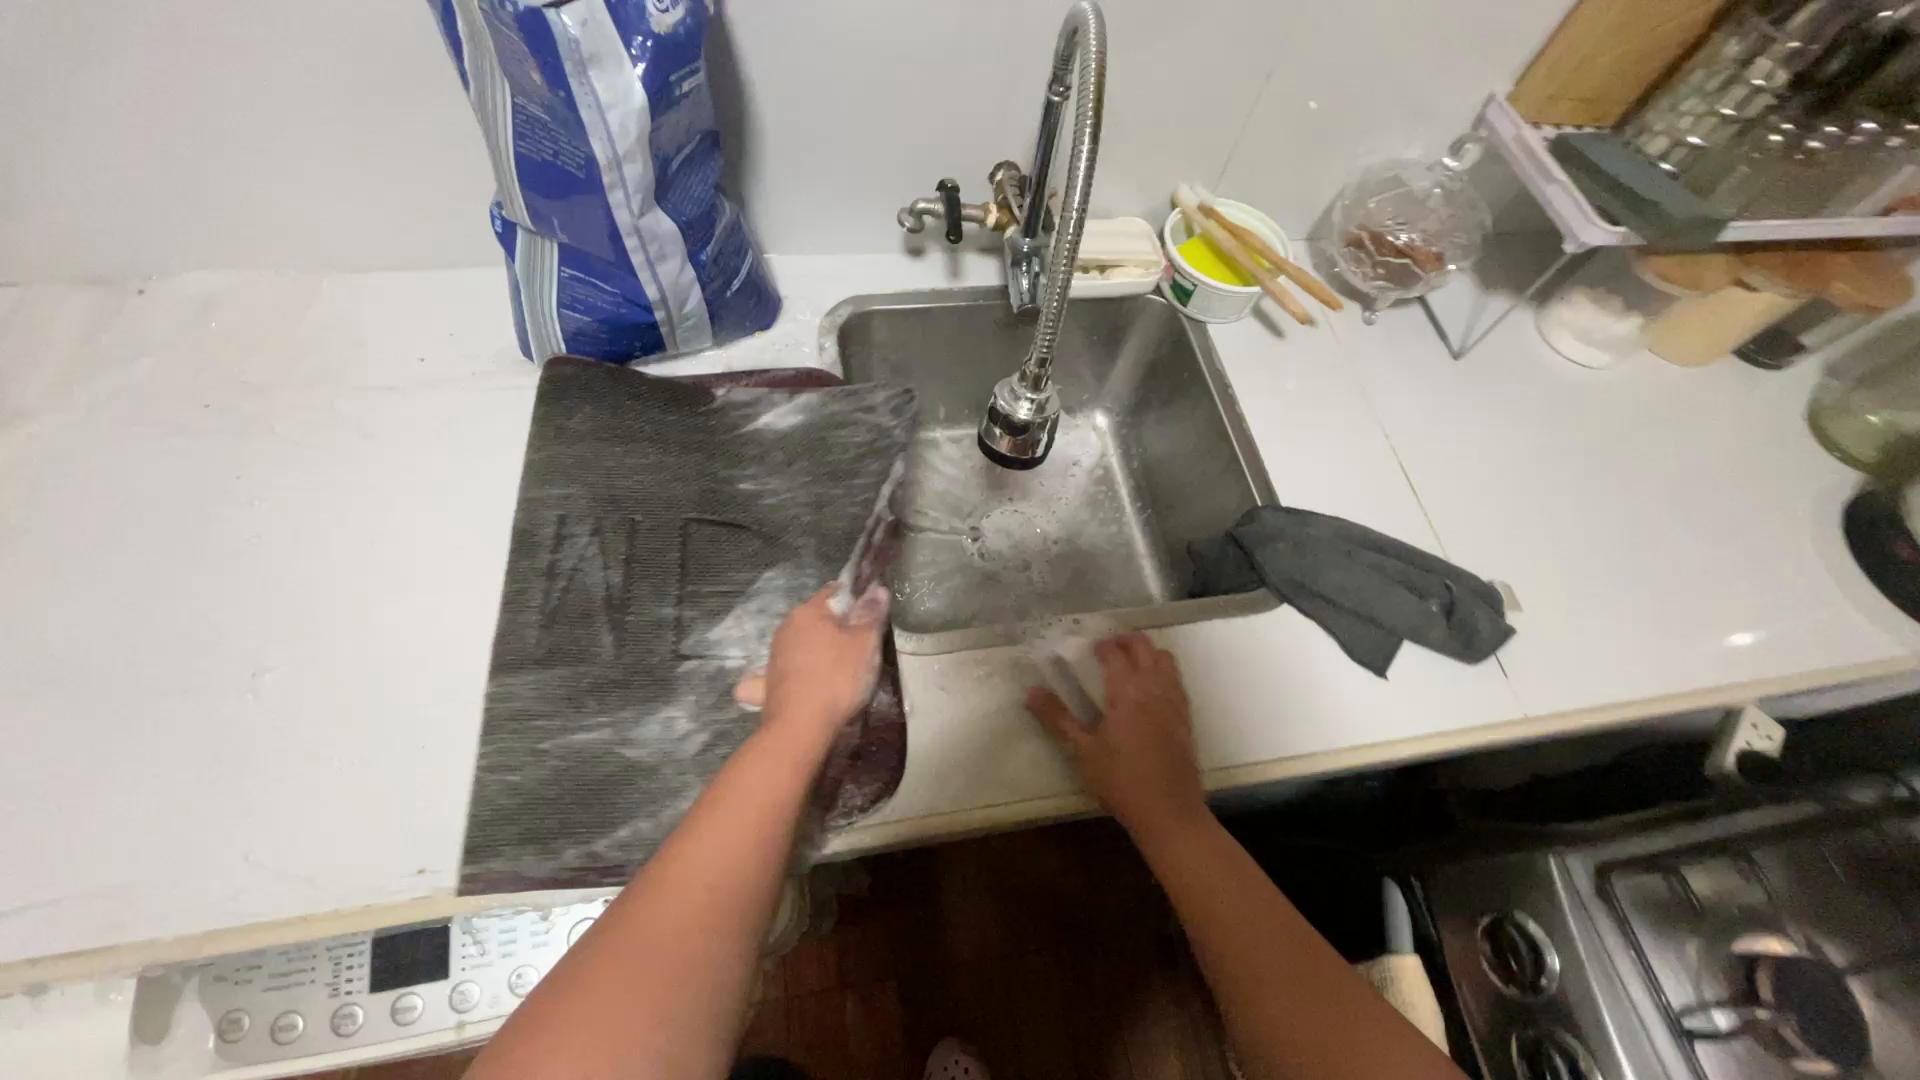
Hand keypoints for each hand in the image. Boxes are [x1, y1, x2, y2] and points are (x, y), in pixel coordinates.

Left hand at [737, 584, 887, 734]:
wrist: (800, 727)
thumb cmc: (837, 678)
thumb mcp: (865, 644)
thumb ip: (871, 613)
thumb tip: (876, 589)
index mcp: (808, 612)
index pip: (834, 591)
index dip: (856, 598)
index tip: (871, 614)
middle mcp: (786, 627)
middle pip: (818, 618)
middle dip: (838, 626)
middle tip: (862, 645)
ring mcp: (775, 655)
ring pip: (804, 642)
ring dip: (821, 649)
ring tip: (842, 668)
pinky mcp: (770, 681)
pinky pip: (791, 668)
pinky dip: (801, 671)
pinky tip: (808, 683)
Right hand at [1026, 633, 1207, 834]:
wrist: (1168, 811)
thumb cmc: (1120, 780)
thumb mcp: (1082, 751)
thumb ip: (1057, 718)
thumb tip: (1031, 691)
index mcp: (1126, 692)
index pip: (1114, 653)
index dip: (1101, 645)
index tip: (1088, 647)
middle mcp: (1153, 687)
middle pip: (1144, 647)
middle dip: (1126, 640)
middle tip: (1108, 647)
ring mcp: (1174, 701)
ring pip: (1165, 659)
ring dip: (1147, 652)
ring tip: (1130, 662)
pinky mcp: (1186, 717)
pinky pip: (1176, 679)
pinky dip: (1162, 671)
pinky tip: (1151, 689)